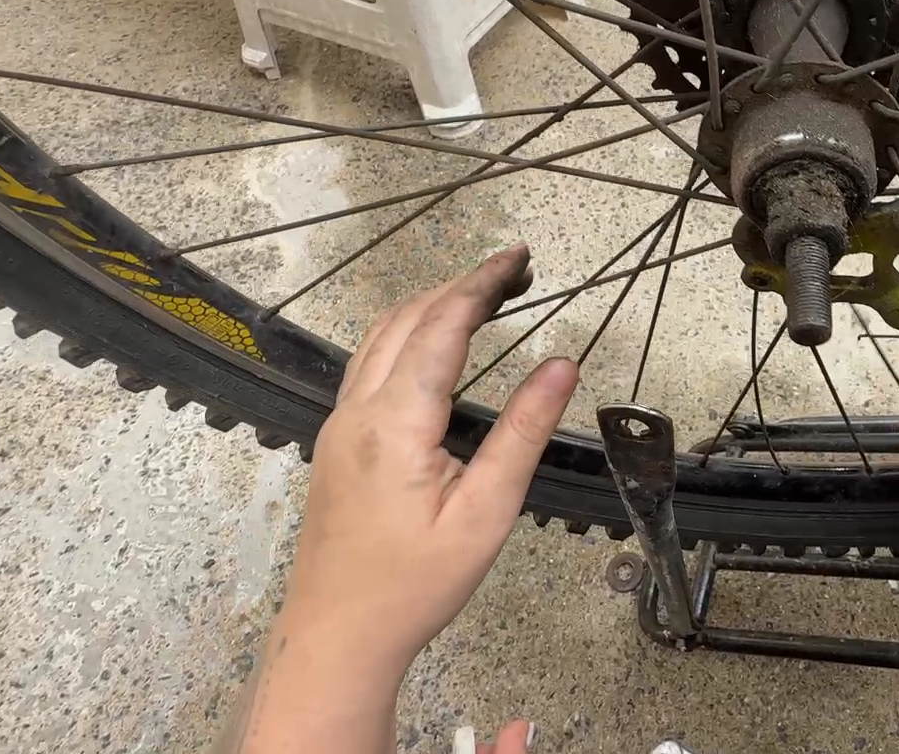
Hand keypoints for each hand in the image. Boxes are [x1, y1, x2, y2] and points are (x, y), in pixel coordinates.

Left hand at [238, 246, 576, 753]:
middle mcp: (358, 409)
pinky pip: (370, 361)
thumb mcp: (487, 511)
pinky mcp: (337, 439)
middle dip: (461, 284)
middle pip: (408, 319)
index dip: (482, 285)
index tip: (518, 258)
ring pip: (381, 336)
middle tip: (514, 269)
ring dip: (431, 303)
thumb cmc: (416, 581)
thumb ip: (524, 432)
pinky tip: (433, 339)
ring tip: (483, 292)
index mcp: (395, 421)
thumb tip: (563, 364)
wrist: (336, 640)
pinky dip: (409, 330)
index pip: (442, 327)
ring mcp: (340, 423)